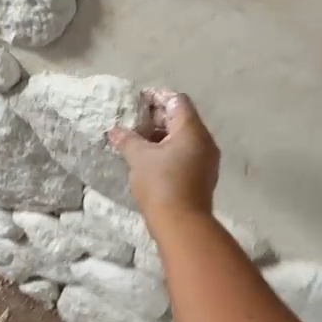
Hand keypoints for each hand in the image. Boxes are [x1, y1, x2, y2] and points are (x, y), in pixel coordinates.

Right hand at [108, 88, 219, 221]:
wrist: (182, 224)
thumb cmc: (160, 184)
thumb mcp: (139, 158)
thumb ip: (127, 140)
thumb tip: (115, 130)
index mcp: (192, 130)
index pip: (177, 100)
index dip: (156, 97)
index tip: (137, 102)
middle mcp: (204, 141)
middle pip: (181, 118)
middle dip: (156, 117)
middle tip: (132, 122)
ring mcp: (206, 160)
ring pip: (182, 137)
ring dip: (160, 135)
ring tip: (136, 141)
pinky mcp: (202, 175)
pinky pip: (185, 153)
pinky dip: (167, 150)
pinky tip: (149, 159)